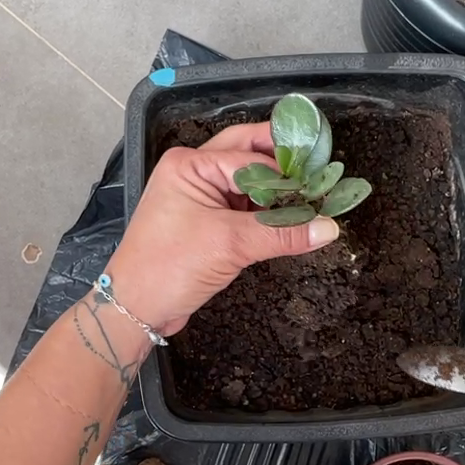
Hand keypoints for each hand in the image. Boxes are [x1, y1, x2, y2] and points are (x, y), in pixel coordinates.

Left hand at [101, 123, 338, 334]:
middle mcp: (192, 173)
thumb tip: (327, 228)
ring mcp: (197, 198)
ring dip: (274, 190)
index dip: (286, 171)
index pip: (250, 157)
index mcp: (190, 164)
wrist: (136, 308)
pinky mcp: (204, 223)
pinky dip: (263, 212)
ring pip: (245, 183)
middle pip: (246, 155)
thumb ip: (281, 234)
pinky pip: (240, 208)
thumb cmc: (168, 267)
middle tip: (318, 170)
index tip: (319, 183)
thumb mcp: (230, 245)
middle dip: (281, 164)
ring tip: (309, 198)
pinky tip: (288, 219)